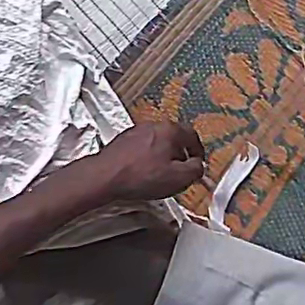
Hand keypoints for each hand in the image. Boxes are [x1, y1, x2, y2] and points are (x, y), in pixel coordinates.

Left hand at [76, 122, 205, 201]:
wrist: (105, 176)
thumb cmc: (141, 176)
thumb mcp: (178, 178)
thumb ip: (195, 170)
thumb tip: (198, 166)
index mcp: (170, 130)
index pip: (192, 136)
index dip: (198, 151)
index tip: (198, 162)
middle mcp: (153, 126)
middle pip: (174, 138)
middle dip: (179, 155)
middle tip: (181, 171)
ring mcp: (136, 131)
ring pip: (157, 142)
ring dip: (162, 156)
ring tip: (160, 174)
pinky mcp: (123, 141)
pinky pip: (142, 148)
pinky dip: (146, 158)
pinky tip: (143, 173)